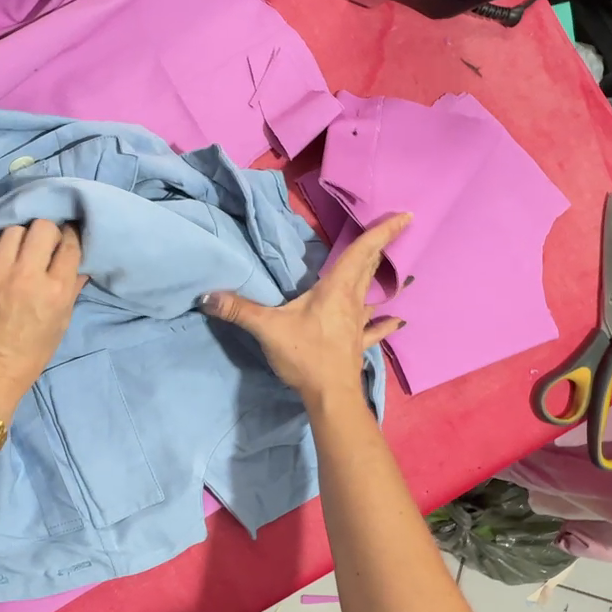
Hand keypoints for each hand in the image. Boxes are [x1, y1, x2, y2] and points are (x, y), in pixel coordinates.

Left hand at [0, 220, 88, 414]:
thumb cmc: (32, 353)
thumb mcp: (62, 323)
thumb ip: (71, 289)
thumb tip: (78, 265)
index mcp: (56, 290)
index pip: (69, 244)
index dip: (70, 238)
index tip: (65, 242)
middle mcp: (28, 275)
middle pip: (42, 227)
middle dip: (46, 233)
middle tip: (42, 246)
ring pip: (13, 231)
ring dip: (20, 239)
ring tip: (18, 253)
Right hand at [199, 212, 410, 408]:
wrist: (331, 395)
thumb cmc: (305, 355)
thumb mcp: (267, 329)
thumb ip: (238, 310)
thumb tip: (205, 296)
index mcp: (335, 290)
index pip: (361, 253)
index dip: (382, 233)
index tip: (406, 215)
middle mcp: (352, 302)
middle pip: (369, 268)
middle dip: (382, 248)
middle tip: (397, 230)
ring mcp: (358, 324)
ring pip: (375, 295)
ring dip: (386, 282)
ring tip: (404, 273)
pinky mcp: (358, 344)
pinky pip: (375, 330)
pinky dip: (386, 323)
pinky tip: (398, 321)